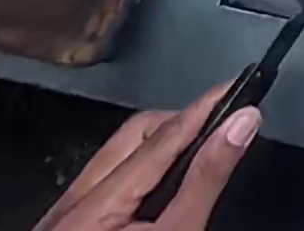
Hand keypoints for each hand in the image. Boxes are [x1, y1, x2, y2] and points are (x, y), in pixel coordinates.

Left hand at [35, 84, 259, 230]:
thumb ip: (207, 178)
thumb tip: (243, 121)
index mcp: (93, 206)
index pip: (163, 135)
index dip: (205, 106)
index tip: (239, 85)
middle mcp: (69, 206)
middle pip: (135, 134)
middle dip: (181, 122)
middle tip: (220, 125)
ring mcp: (60, 222)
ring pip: (118, 155)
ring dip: (161, 144)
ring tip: (197, 154)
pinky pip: (106, 180)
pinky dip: (141, 170)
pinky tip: (162, 188)